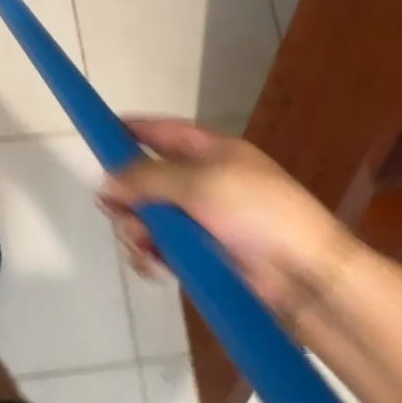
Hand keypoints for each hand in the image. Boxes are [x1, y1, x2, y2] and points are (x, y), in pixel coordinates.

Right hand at [98, 117, 363, 318]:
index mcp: (209, 152)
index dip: (130, 130)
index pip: (161, 131)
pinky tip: (156, 266)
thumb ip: (146, 178)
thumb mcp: (198, 183)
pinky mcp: (197, 253)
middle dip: (126, 197)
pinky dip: (150, 256)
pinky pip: (158, 249)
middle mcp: (200, 182)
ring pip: (145, 218)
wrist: (303, 272)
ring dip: (136, 231)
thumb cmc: (256, 212)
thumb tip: (106, 180)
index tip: (98, 135)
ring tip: (146, 246)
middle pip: (143, 181)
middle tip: (118, 211)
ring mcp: (198, 220)